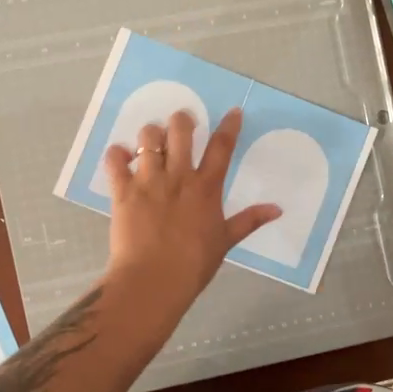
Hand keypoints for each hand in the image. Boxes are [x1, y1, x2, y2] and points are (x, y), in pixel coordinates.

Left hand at [103, 108, 280, 306]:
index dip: (229, 126)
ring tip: (152, 141)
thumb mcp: (226, 241)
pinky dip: (117, 154)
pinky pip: (115, 160)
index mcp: (206, 188)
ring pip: (148, 138)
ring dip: (151, 134)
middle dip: (182, 120)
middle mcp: (178, 177)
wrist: (154, 279)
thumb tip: (277, 209)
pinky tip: (122, 158)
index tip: (233, 111)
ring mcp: (148, 181)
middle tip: (183, 124)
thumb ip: (249, 220)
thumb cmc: (194, 264)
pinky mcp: (122, 191)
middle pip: (180, 130)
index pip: (222, 147)